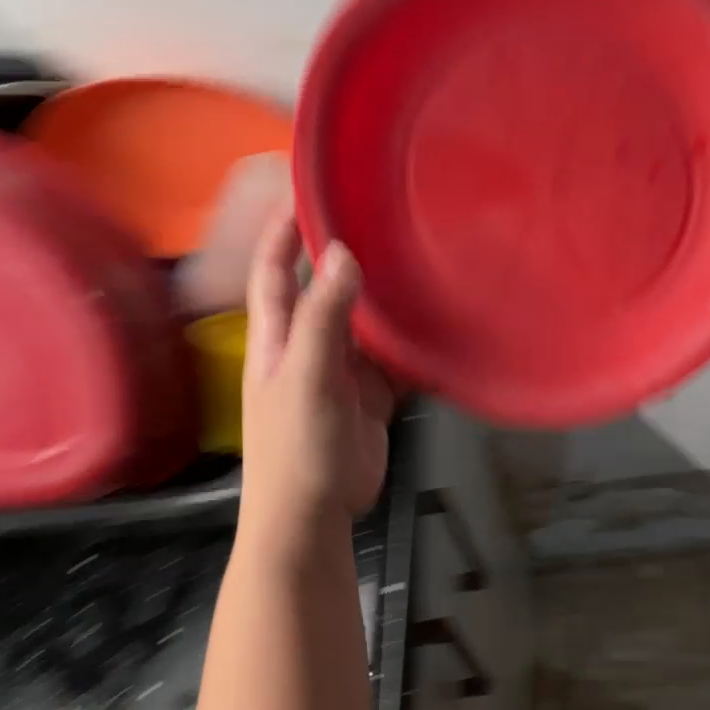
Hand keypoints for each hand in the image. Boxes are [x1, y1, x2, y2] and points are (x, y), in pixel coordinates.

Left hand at [240, 213, 392, 533]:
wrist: (312, 516)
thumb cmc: (296, 448)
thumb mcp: (306, 379)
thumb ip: (324, 319)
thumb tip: (341, 255)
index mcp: (277, 338)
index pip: (273, 272)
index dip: (281, 233)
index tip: (303, 193)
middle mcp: (308, 348)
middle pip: (325, 292)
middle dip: (343, 258)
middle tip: (380, 222)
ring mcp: (342, 374)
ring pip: (364, 326)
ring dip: (384, 302)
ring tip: (417, 265)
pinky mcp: (371, 399)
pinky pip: (393, 363)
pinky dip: (412, 347)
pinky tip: (436, 328)